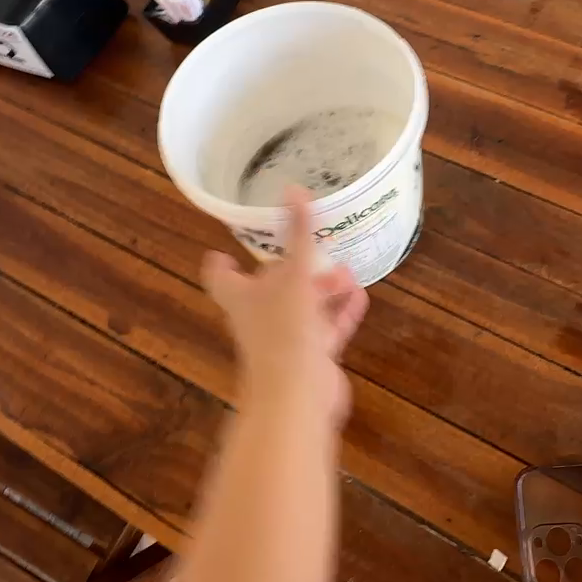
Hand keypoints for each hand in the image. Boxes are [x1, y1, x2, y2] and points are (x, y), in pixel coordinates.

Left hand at [201, 188, 367, 423]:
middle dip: (292, 268)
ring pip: (304, 307)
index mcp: (242, 299)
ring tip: (345, 270)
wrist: (299, 395)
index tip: (224, 248)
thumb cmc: (285, 329)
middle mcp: (260, 318)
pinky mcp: (312, 357)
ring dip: (323, 289)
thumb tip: (293, 186)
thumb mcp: (294, 274)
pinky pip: (328, 328)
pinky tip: (360, 295)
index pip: (222, 276)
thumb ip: (298, 233)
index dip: (221, 263)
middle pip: (270, 289)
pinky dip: (342, 312)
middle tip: (312, 249)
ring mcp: (287, 340)